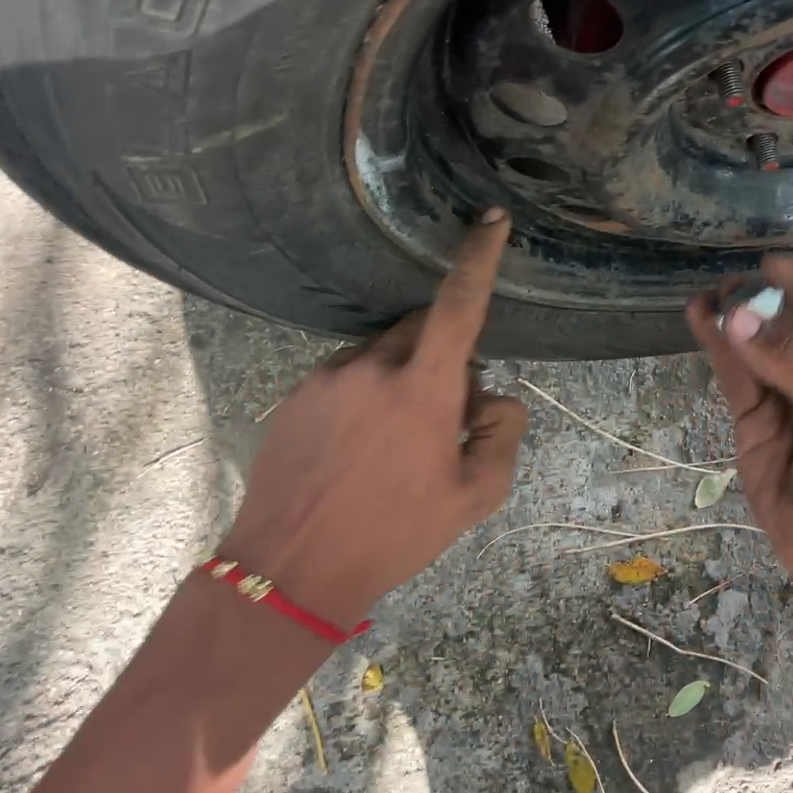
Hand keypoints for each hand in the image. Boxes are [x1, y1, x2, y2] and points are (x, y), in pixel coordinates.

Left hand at [219, 211, 527, 626]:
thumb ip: (503, 434)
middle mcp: (372, 367)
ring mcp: (328, 377)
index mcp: (422, 389)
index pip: (459, 306)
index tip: (491, 219)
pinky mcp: (297, 393)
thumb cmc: (393, 535)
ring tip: (396, 440)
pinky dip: (369, 390)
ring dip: (406, 374)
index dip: (479, 258)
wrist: (289, 572)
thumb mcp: (475, 497)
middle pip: (425, 327)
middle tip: (450, 413)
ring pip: (386, 350)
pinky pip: (349, 371)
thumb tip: (493, 399)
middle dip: (447, 351)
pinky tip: (360, 444)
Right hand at [686, 255, 792, 597]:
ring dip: (731, 325)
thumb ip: (787, 364)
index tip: (772, 262)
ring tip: (707, 295)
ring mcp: (782, 406)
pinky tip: (704, 323)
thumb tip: (739, 319)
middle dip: (759, 305)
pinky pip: (735, 383)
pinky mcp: (752, 429)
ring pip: (752, 355)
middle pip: (784, 333)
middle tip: (730, 280)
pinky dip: (719, 353)